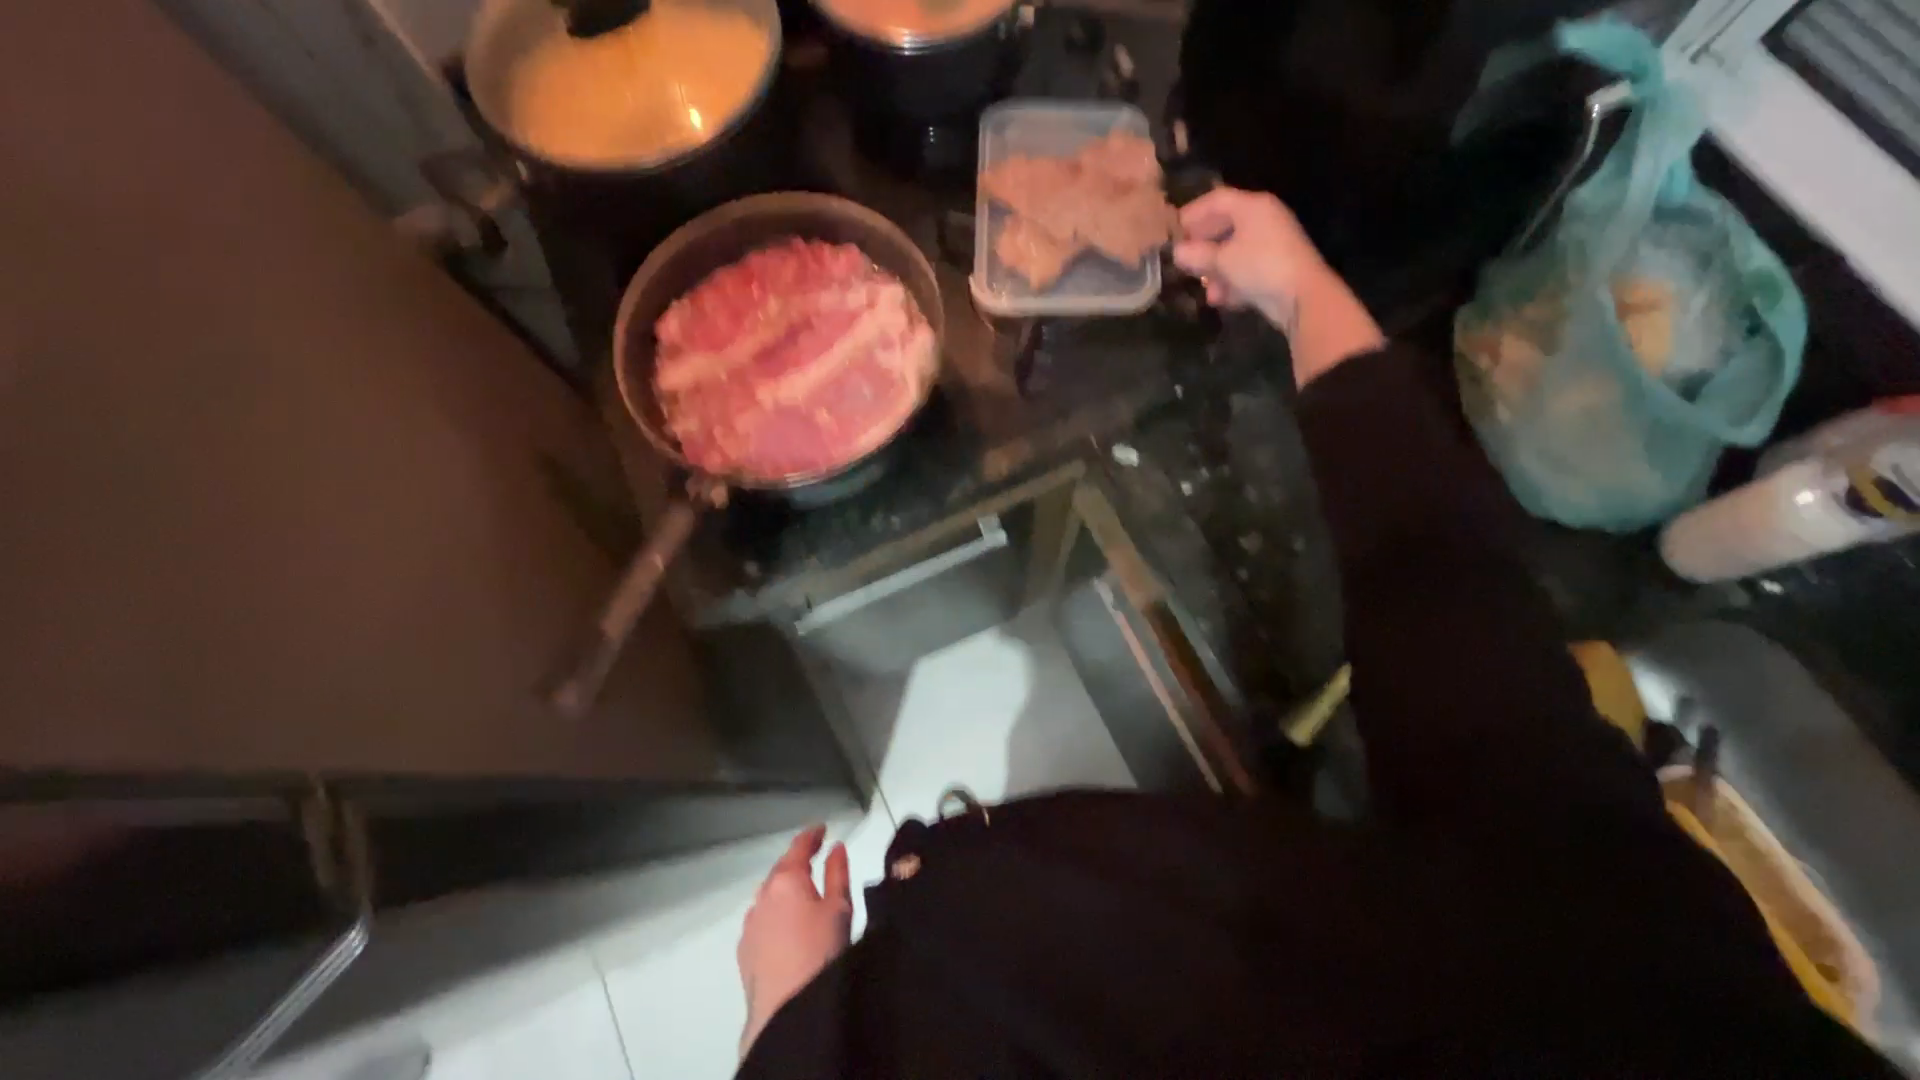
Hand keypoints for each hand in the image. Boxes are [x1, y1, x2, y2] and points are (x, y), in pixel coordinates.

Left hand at [737, 825, 851, 1058]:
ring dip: (784, 891)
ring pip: (768, 897)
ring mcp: (750, 923)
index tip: (821, 829)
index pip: (798, 847)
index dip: (811, 836)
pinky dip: (774, 915)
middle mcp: (763, 896)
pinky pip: (761, 921)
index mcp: (787, 880)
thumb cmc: (821, 952)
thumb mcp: (839, 909)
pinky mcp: (744, 950)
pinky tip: (786, 929)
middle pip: (780, 871)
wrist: (786, 1009)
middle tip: (815, 860)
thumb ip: (837, 874)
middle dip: (797, 863)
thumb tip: (835, 848)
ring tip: (802, 897)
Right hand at [1172, 187, 1384, 385]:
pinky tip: (1222, 299)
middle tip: (1184, 261)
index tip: (1173, 231)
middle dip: (1203, 247)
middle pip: (1225, 226)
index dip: (1192, 213)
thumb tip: (1177, 252)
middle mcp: (1264, 219)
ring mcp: (1272, 243)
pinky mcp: (1276, 267)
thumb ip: (1197, 254)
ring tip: (1205, 289)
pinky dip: (1232, 281)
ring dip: (1215, 270)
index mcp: (1253, 207)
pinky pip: (1246, 268)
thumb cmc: (1260, 267)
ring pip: (1234, 251)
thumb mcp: (1222, 261)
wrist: (1303, 296)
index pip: (1216, 199)